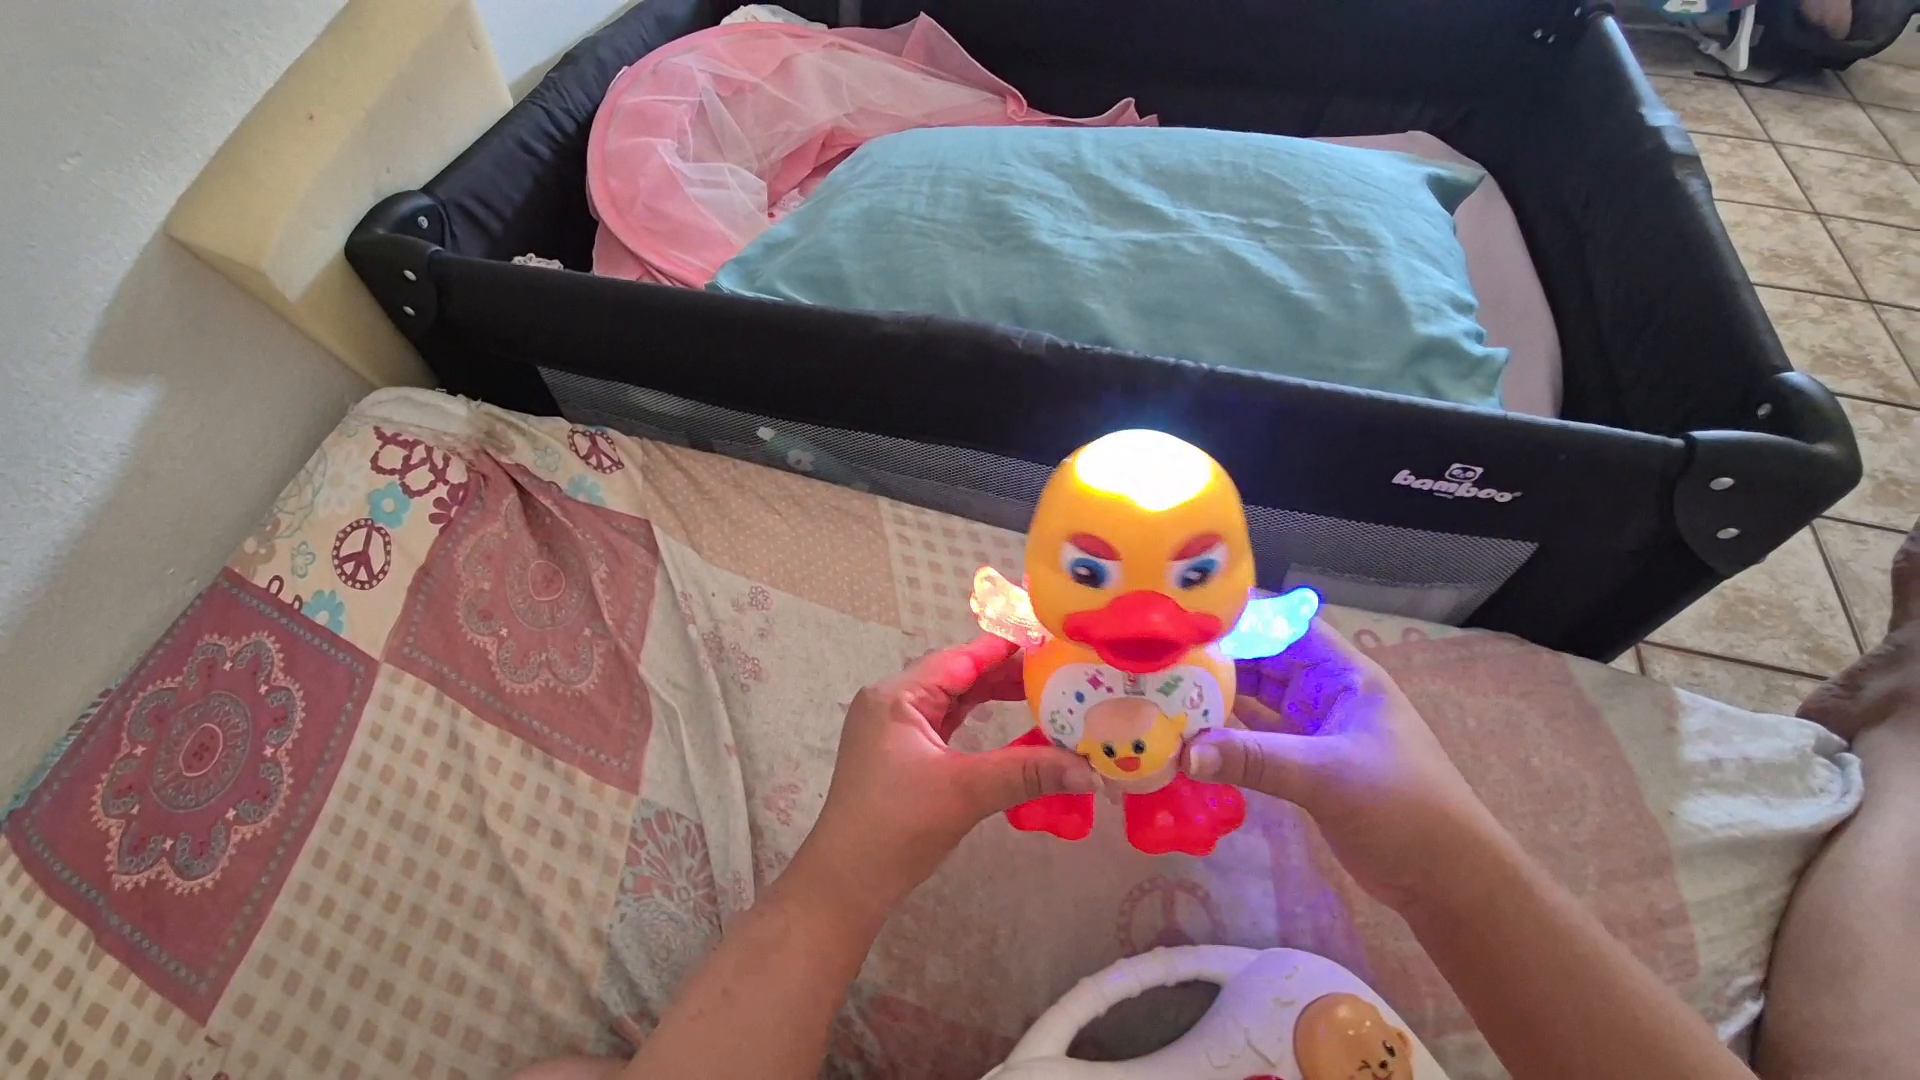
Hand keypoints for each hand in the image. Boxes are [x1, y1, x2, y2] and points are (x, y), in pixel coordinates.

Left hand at [789, 635, 1095, 922]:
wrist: (845, 884)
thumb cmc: (896, 827)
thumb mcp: (965, 792)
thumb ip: (1027, 773)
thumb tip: (1090, 771)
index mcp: (896, 696)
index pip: (959, 658)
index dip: (1006, 651)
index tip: (1051, 645)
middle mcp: (892, 703)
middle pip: (957, 676)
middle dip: (1005, 675)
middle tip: (1059, 673)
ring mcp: (893, 729)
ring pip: (953, 700)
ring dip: (993, 698)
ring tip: (1044, 694)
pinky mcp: (901, 754)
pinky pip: (946, 724)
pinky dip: (977, 721)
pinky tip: (1010, 723)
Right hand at [1184, 619, 1503, 911]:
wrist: (1448, 881)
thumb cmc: (1404, 808)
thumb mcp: (1327, 776)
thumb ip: (1255, 759)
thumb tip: (1184, 753)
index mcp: (1345, 676)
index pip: (1288, 627)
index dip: (1245, 617)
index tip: (1190, 615)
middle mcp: (1326, 695)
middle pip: (1264, 661)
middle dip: (1218, 658)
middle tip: (1162, 657)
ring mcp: (1313, 731)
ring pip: (1256, 701)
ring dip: (1218, 698)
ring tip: (1165, 691)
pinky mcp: (1303, 766)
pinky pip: (1255, 739)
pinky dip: (1225, 737)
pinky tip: (1189, 736)